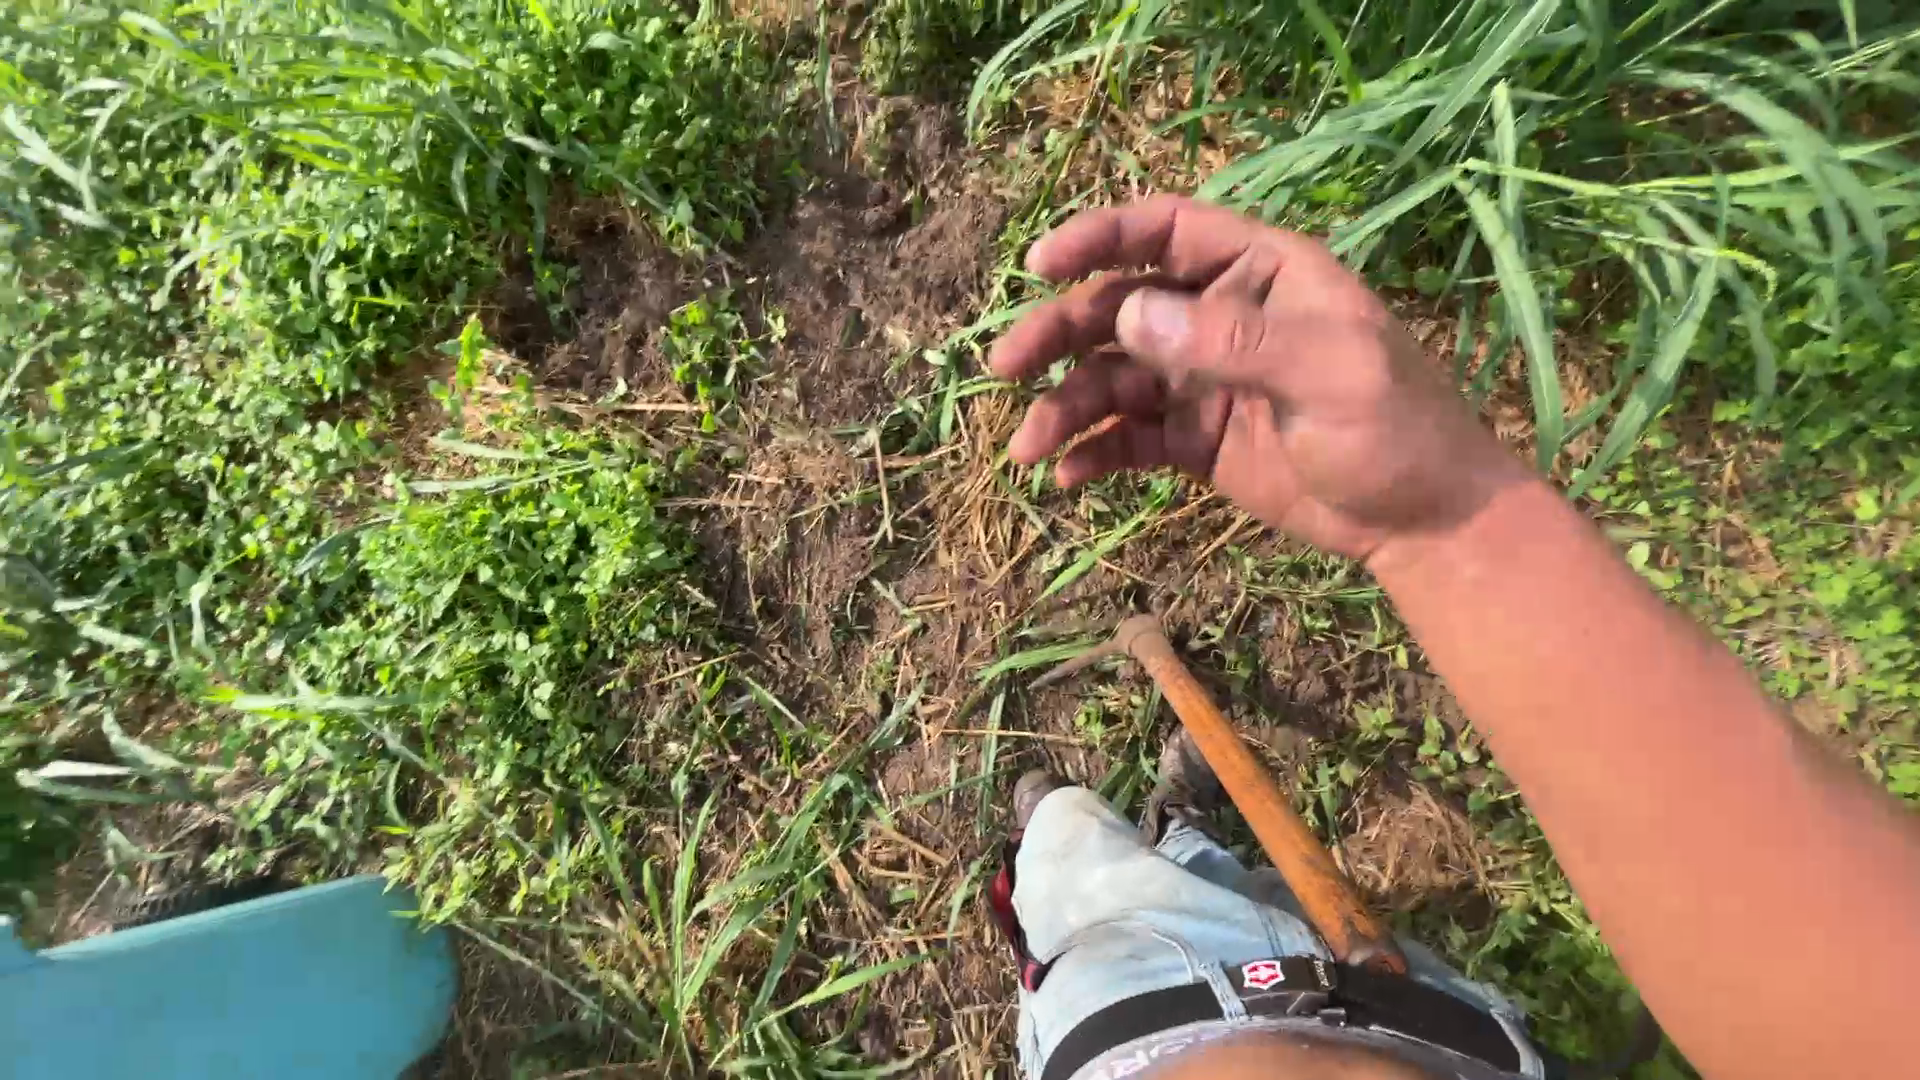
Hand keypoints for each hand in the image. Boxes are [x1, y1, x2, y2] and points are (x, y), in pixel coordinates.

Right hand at [989, 195, 1527, 563]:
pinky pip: (1126, 440)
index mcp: (1257, 276)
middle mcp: (1215, 321)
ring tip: (1028, 450)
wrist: (1416, 521)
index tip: (1039, 265)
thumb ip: (1234, 340)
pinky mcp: (1188, 441)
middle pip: (1115, 311)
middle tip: (1005, 368)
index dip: (1099, 238)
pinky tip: (1067, 476)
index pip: (1166, 233)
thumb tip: (1128, 313)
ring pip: (1109, 383)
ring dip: (1063, 410)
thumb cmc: (1396, 430)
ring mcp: (1197, 384)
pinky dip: (1093, 455)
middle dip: (1056, 336)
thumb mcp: (1332, 373)